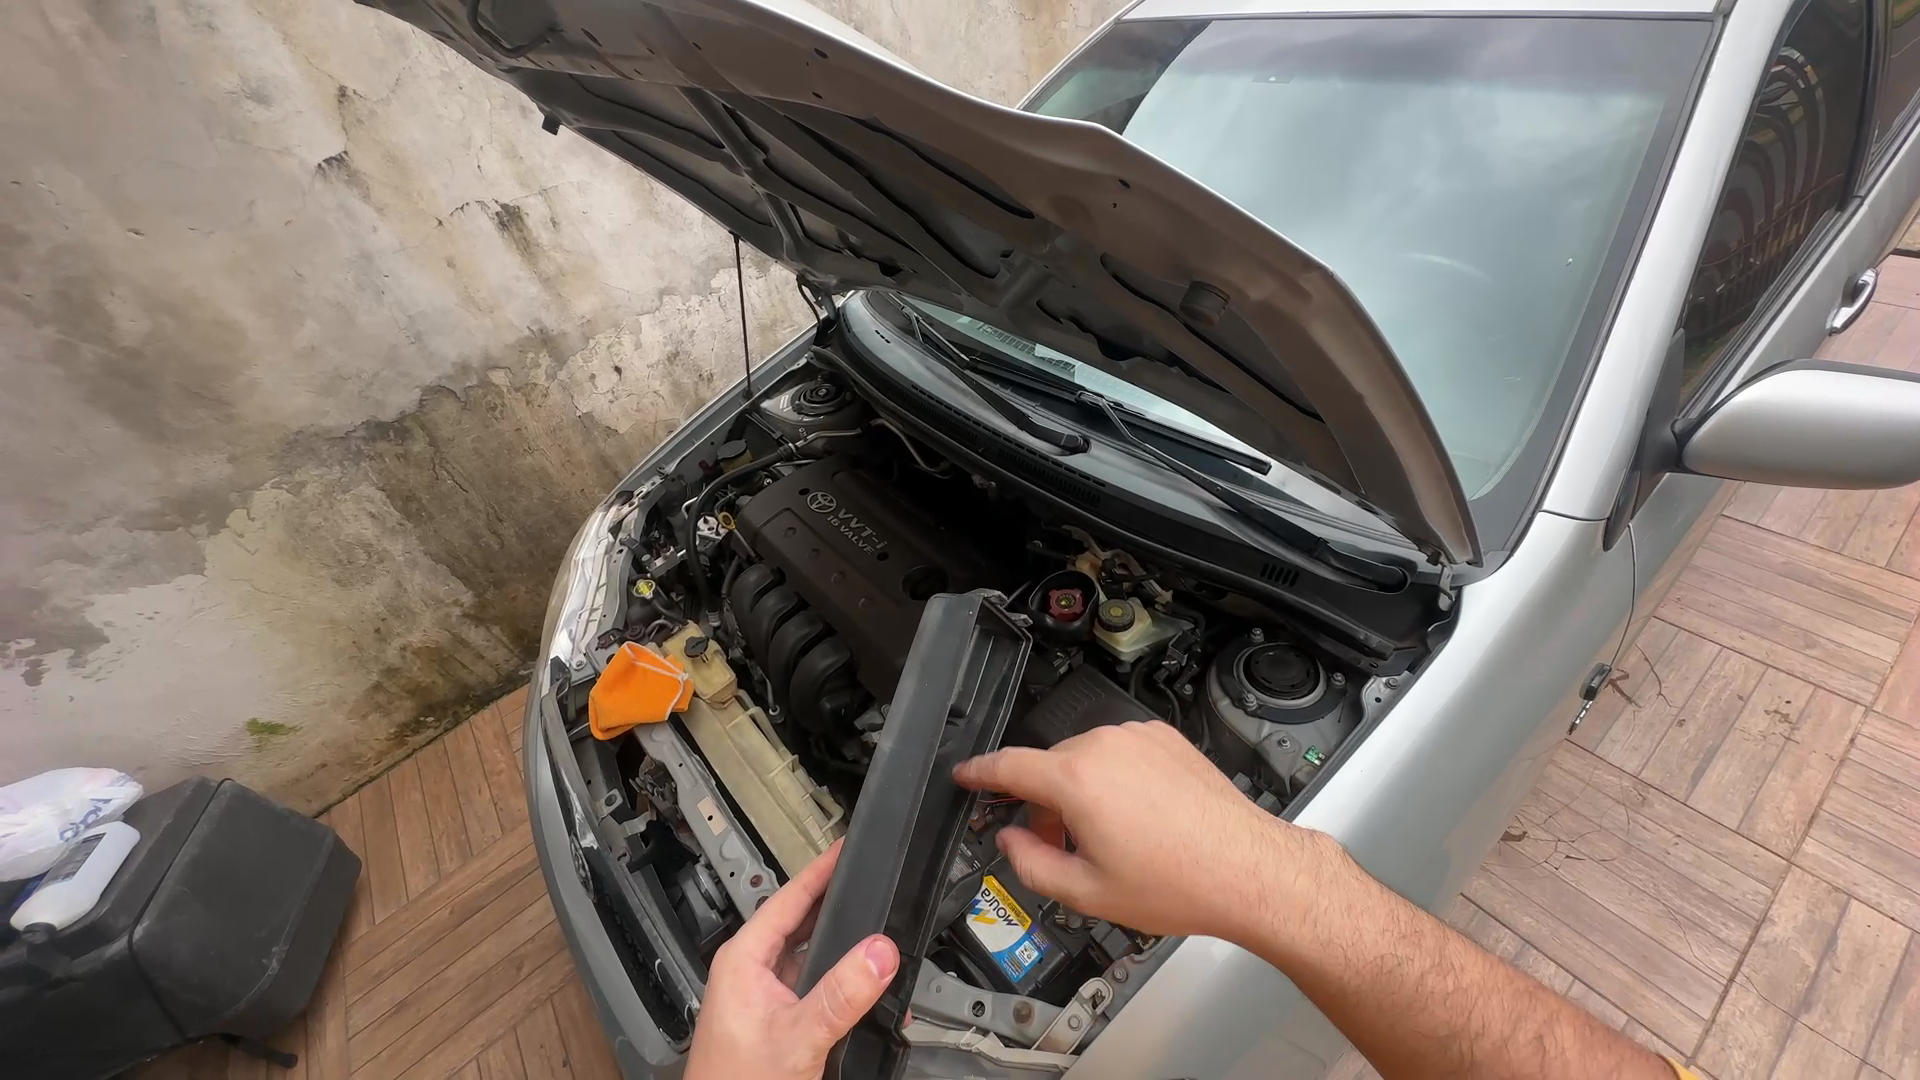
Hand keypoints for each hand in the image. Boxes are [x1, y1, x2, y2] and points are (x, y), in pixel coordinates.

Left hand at [684, 840, 899, 1079]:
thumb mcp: (796, 1039)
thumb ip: (841, 994)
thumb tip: (879, 951)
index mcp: (744, 960)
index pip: (789, 896)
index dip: (821, 869)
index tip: (848, 847)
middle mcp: (751, 971)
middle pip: (802, 920)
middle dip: (838, 904)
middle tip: (871, 880)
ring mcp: (764, 996)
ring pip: (810, 953)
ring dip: (842, 943)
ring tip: (875, 926)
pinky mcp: (777, 1019)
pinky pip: (814, 984)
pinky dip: (840, 977)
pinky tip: (865, 984)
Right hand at [952, 720, 1333, 941]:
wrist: (1249, 869)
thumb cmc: (1180, 881)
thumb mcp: (1088, 892)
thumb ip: (1032, 864)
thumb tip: (1013, 841)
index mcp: (1077, 778)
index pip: (1008, 764)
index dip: (979, 771)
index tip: (966, 774)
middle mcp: (1104, 745)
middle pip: (1049, 766)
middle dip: (1042, 802)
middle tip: (1055, 843)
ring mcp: (1136, 737)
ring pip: (1084, 758)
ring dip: (1079, 789)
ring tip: (1106, 836)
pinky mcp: (1162, 737)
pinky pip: (1118, 750)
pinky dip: (1112, 776)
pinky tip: (1136, 815)